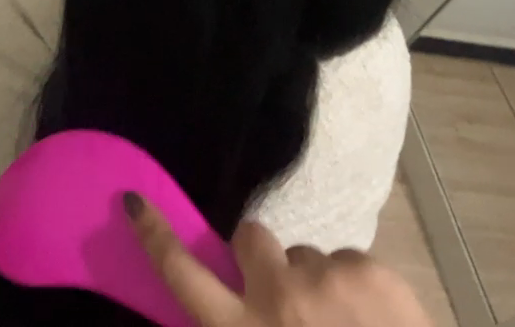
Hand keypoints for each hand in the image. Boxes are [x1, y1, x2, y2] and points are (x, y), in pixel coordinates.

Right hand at [125, 192, 434, 326]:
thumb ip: (242, 326)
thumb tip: (234, 312)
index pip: (184, 275)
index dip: (156, 236)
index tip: (135, 200)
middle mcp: (276, 296)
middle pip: (250, 239)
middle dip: (262, 254)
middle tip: (289, 292)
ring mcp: (325, 277)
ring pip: (308, 253)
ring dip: (320, 281)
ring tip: (349, 324)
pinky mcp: (370, 270)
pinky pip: (352, 260)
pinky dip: (362, 286)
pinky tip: (380, 322)